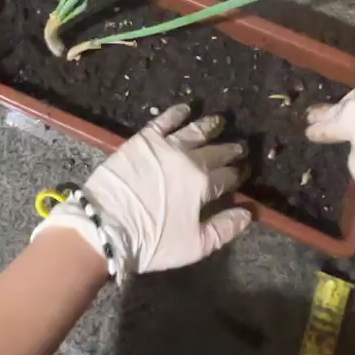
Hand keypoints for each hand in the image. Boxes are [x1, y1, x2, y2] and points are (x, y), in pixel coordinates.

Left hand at [35, 104, 252, 278]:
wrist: (106, 226)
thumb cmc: (152, 241)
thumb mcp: (194, 245)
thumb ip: (224, 229)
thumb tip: (248, 213)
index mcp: (203, 184)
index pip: (229, 176)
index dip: (239, 173)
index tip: (246, 170)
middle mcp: (188, 159)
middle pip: (216, 151)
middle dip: (231, 149)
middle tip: (241, 146)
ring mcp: (165, 145)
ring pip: (194, 131)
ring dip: (210, 126)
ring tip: (220, 121)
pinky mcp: (143, 139)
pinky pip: (164, 120)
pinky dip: (177, 113)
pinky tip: (186, 109)